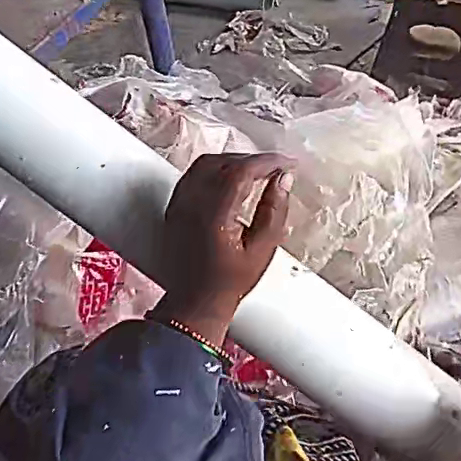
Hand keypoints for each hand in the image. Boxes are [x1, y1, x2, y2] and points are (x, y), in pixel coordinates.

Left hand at [149, 153, 292, 346]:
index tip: (287, 163)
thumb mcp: (263, 250)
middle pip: (222, 163)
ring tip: (257, 171)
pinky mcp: (174, 206)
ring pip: (205, 164)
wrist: (195, 301)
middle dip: (252, 160)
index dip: (267, 162)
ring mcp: (179, 204)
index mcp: (214, 215)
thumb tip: (283, 180)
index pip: (240, 171)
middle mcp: (191, 204)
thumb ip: (274, 211)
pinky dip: (215, 169)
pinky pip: (193, 174)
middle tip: (276, 168)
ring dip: (232, 161)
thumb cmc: (229, 282)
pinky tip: (231, 178)